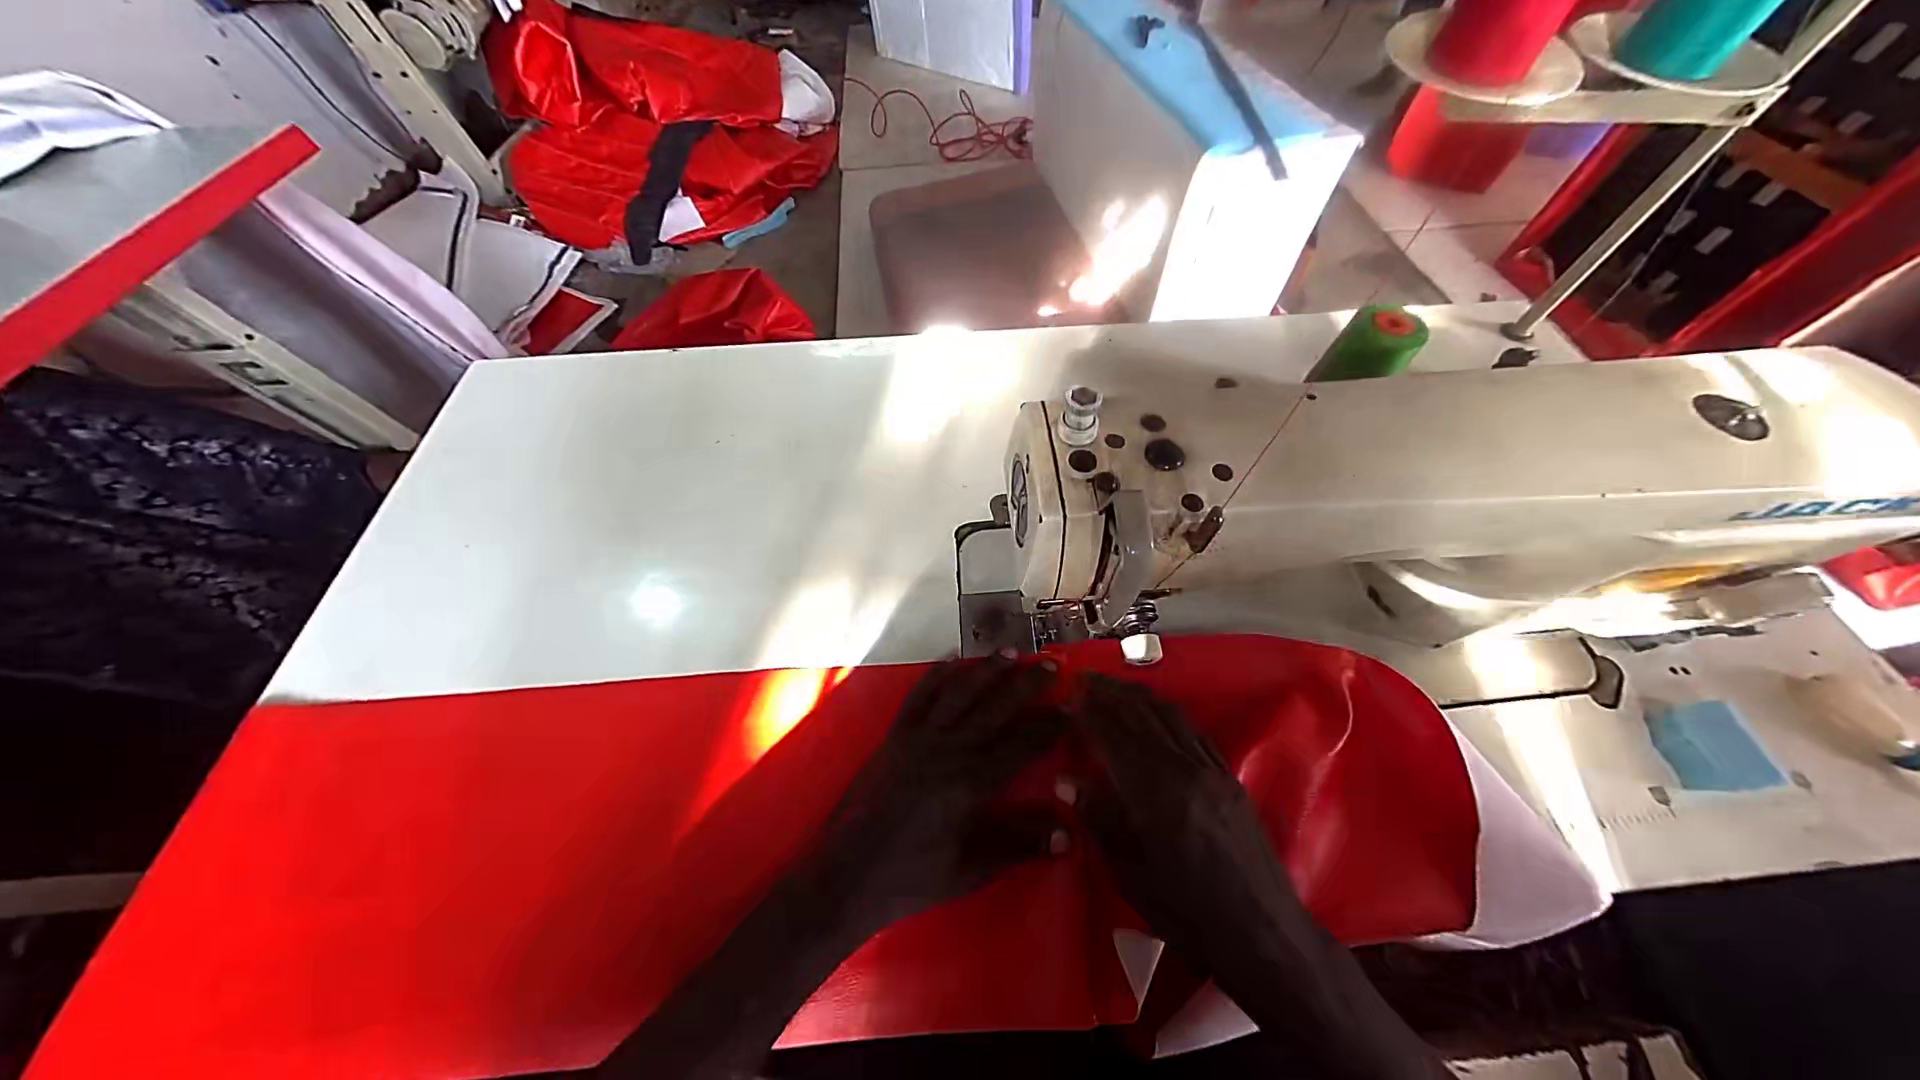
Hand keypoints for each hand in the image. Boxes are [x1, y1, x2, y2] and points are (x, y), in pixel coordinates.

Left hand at [807, 652, 1067, 929]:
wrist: (846, 874)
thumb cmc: (911, 878)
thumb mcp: (970, 870)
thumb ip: (1018, 846)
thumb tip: (1068, 833)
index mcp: (969, 783)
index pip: (1021, 744)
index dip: (1049, 724)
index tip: (1072, 705)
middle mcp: (946, 750)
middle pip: (995, 708)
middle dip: (1027, 684)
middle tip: (1051, 663)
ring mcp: (917, 738)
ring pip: (959, 694)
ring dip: (987, 670)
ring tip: (1010, 652)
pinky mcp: (894, 737)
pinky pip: (918, 698)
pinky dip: (937, 676)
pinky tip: (950, 660)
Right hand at [1073, 675, 1449, 1079]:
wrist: (1263, 933)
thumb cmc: (1188, 913)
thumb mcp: (1132, 875)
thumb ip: (1100, 821)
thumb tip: (1065, 781)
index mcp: (1157, 793)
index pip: (1115, 736)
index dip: (1090, 712)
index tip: (1068, 694)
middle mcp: (1187, 769)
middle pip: (1144, 715)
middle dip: (1112, 693)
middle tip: (1085, 680)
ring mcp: (1213, 770)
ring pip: (1172, 717)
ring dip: (1140, 698)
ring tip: (1115, 690)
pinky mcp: (1230, 778)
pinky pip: (1194, 732)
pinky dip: (1168, 716)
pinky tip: (1156, 717)